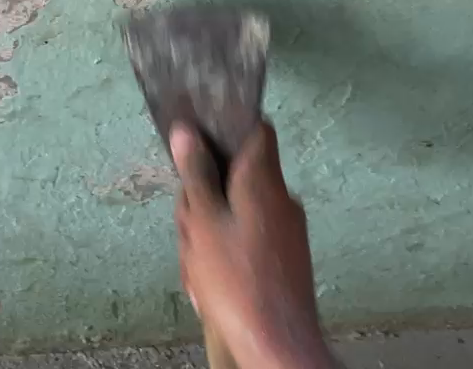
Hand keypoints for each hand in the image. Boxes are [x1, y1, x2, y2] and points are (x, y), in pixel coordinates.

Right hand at [171, 123, 334, 368]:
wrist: (277, 347)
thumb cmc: (235, 279)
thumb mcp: (203, 221)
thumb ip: (196, 173)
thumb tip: (187, 130)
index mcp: (264, 180)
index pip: (255, 129)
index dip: (226, 125)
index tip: (199, 137)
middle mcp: (281, 198)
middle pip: (235, 173)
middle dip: (204, 193)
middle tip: (190, 224)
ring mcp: (286, 229)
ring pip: (235, 207)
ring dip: (209, 226)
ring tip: (198, 261)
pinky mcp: (284, 256)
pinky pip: (246, 234)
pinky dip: (225, 246)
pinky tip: (210, 275)